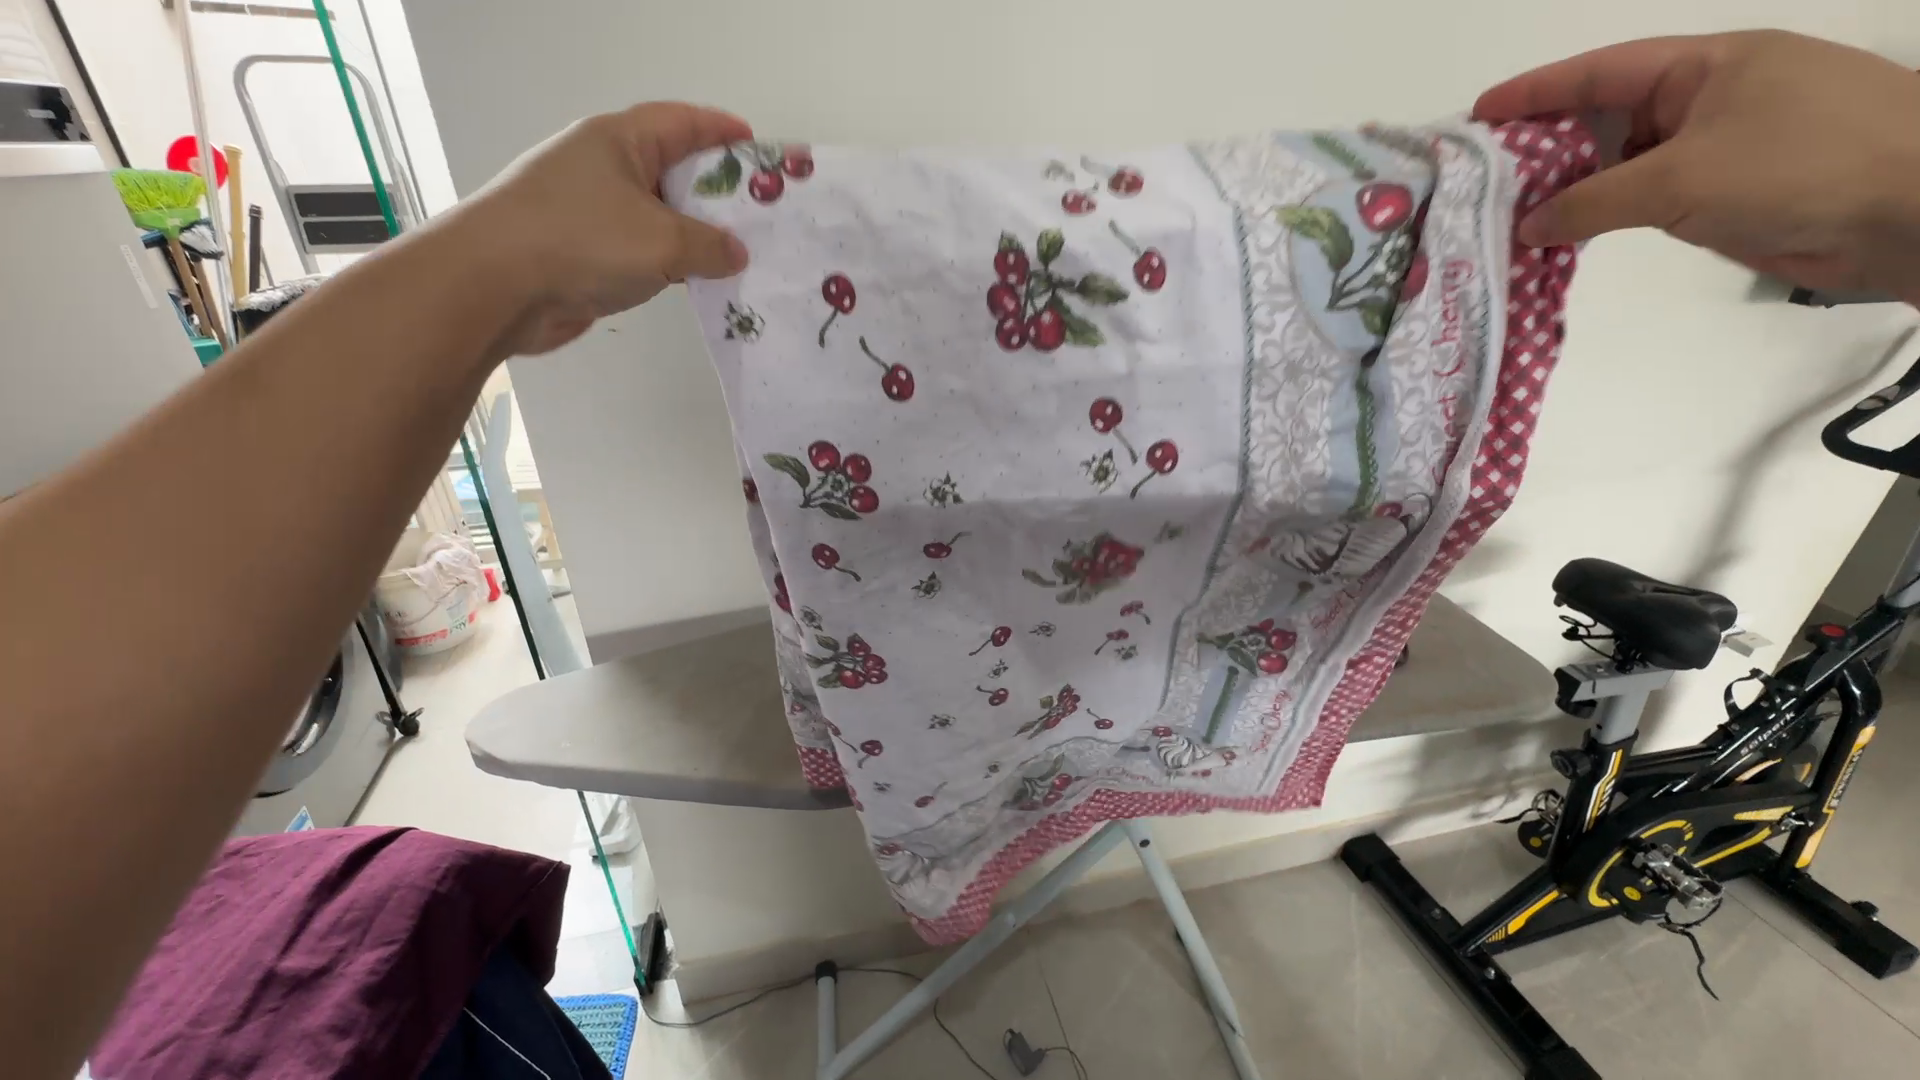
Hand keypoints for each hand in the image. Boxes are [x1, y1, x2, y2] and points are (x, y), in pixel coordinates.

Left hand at [443, 102, 753, 355]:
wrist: (495, 287)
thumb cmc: (582, 241)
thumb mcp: (663, 242)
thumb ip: (710, 247)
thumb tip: (736, 253)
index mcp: (619, 141)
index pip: (681, 123)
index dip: (721, 131)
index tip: (757, 150)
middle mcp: (604, 168)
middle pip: (673, 170)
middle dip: (716, 191)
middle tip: (759, 214)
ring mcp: (592, 212)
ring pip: (659, 216)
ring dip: (696, 235)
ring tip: (740, 255)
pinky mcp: (585, 253)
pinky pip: (643, 252)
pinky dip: (672, 264)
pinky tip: (699, 282)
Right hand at [1475, 31, 1919, 301]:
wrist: (1915, 212)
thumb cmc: (1799, 168)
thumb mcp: (1678, 181)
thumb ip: (1590, 204)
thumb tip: (1527, 227)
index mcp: (1705, 66)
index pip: (1600, 71)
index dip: (1534, 91)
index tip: (1477, 114)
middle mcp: (1707, 99)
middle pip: (1604, 116)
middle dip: (1542, 145)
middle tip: (1482, 176)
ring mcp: (1717, 146)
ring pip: (1619, 163)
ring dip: (1567, 189)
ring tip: (1508, 214)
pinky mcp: (1723, 192)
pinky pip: (1641, 199)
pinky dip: (1599, 216)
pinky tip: (1561, 237)